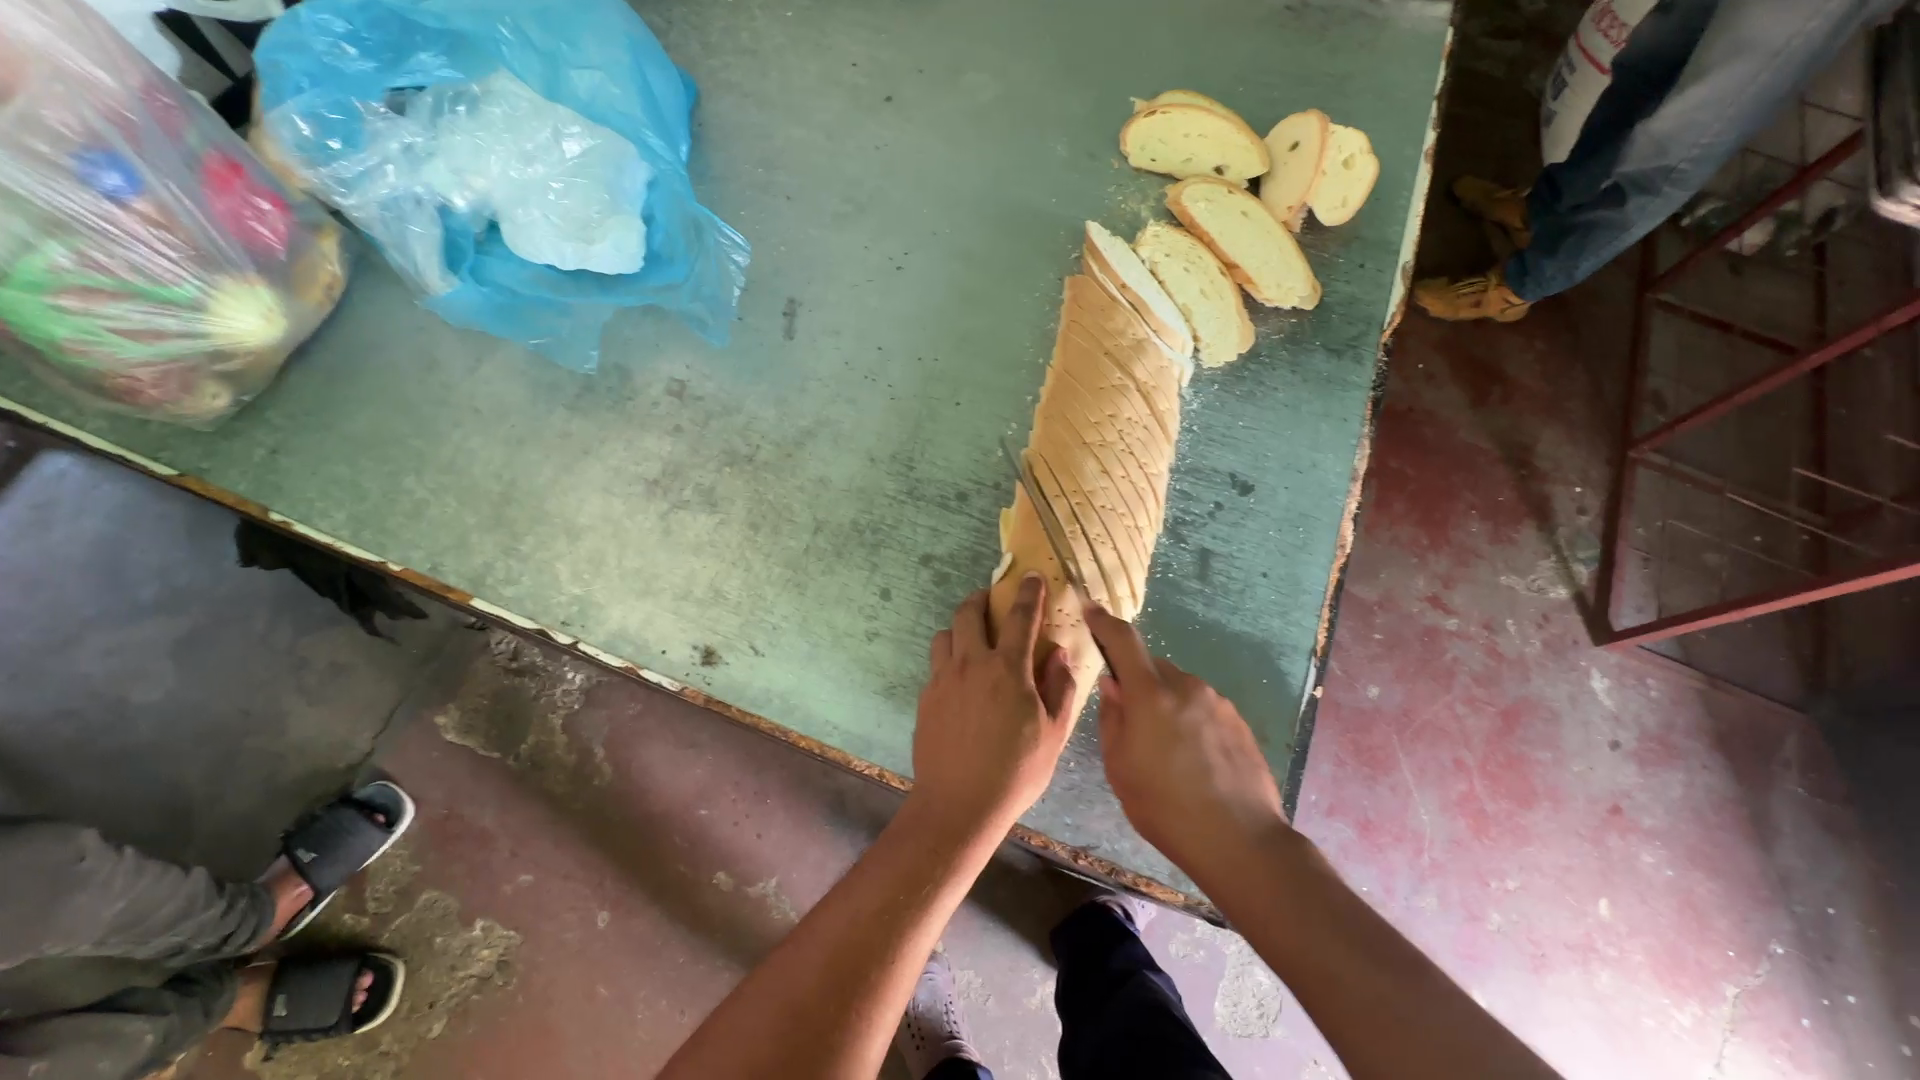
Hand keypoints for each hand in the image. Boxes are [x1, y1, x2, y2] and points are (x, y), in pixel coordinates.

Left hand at [911, 574, 1078, 828]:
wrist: (958, 805)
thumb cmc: (1016, 773)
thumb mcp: (1054, 734)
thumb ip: (1060, 688)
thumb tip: (1060, 654)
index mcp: (1008, 670)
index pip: (1020, 617)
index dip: (1027, 593)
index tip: (1030, 576)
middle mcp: (971, 665)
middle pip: (968, 613)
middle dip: (981, 598)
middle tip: (991, 600)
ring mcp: (942, 681)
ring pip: (945, 636)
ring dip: (959, 629)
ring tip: (972, 641)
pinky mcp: (925, 700)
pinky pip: (935, 666)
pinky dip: (949, 661)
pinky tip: (960, 682)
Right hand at [1085, 605, 1287, 879]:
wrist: (1239, 839)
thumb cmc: (1165, 807)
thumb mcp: (1120, 768)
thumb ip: (1113, 718)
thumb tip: (1113, 685)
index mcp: (1151, 694)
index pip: (1123, 640)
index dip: (1104, 622)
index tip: (1090, 610)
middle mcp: (1187, 687)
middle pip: (1153, 667)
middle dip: (1137, 682)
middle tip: (1130, 722)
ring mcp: (1217, 702)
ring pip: (1179, 689)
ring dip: (1165, 704)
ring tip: (1164, 751)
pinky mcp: (1238, 721)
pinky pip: (1202, 708)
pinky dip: (1189, 720)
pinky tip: (1192, 760)